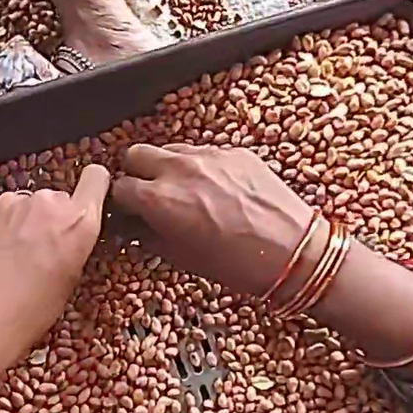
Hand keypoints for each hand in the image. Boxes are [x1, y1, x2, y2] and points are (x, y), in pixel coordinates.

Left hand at [0, 165, 111, 381]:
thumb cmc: (26, 314)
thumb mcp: (70, 281)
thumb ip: (74, 243)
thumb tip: (68, 235)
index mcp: (77, 222)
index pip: (96, 178)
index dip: (92, 188)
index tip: (86, 198)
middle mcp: (45, 203)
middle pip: (55, 199)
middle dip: (49, 218)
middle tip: (39, 252)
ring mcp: (7, 203)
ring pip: (21, 205)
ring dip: (19, 223)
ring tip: (9, 259)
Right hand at [110, 144, 313, 295]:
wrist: (292, 252)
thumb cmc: (236, 263)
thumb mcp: (182, 257)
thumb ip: (150, 236)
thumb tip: (135, 227)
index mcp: (159, 199)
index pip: (119, 187)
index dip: (121, 201)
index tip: (129, 211)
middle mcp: (179, 169)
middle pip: (136, 154)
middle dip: (137, 173)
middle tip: (148, 194)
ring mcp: (209, 155)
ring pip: (170, 149)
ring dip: (167, 167)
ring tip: (183, 191)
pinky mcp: (234, 151)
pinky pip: (204, 152)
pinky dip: (200, 166)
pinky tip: (215, 189)